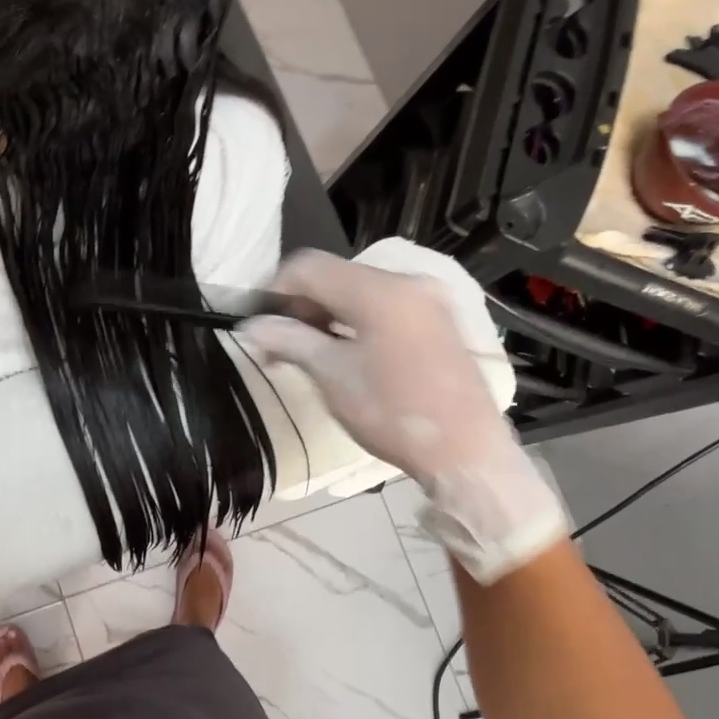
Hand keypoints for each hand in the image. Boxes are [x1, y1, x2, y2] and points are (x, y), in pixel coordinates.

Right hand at [243, 250, 567, 582]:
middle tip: (281, 343)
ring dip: (327, 314)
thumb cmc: (393, 414)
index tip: (260, 324)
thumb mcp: (332, 376)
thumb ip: (290, 341)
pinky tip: (345, 353)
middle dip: (301, 304)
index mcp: (379, 291)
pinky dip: (356, 320)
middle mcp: (408, 282)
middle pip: (336, 275)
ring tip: (309, 353)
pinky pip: (385, 305)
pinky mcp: (439, 320)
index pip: (309, 267)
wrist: (466, 452)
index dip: (275, 290)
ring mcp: (429, 300)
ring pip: (360, 290)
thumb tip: (253, 326)